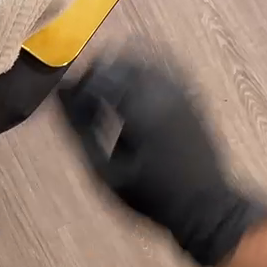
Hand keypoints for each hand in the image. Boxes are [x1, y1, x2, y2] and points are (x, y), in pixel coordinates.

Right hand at [57, 57, 266, 266]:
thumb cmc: (148, 194)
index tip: (62, 92)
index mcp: (138, 112)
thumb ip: (81, 130)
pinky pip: (165, 69)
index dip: (76, 82)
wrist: (205, 204)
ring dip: (119, 68)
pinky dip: (143, 70)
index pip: (99, 80)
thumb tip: (61, 98)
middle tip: (79, 88)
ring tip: (102, 85)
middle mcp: (162, 94)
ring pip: (144, 62)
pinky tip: (131, 83)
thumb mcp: (105, 170)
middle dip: (96, 72)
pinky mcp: (193, 96)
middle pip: (122, 64)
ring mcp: (182, 93)